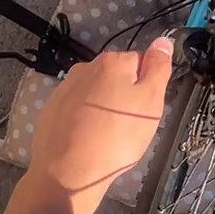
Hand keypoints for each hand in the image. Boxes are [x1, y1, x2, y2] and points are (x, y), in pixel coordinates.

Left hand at [18, 38, 172, 213]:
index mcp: (112, 61)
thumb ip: (158, 68)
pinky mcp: (51, 109)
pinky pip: (76, 109)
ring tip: (106, 136)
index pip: (139, 62)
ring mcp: (64, 88)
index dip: (145, 87)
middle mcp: (85, 67)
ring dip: (103, 107)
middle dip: (123, 96)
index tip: (143, 110)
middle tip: (128, 125)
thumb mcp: (150, 102)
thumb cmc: (117, 137)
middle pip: (115, 77)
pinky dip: (83, 119)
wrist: (69, 172)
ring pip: (95, 93)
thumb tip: (163, 40)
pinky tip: (87, 140)